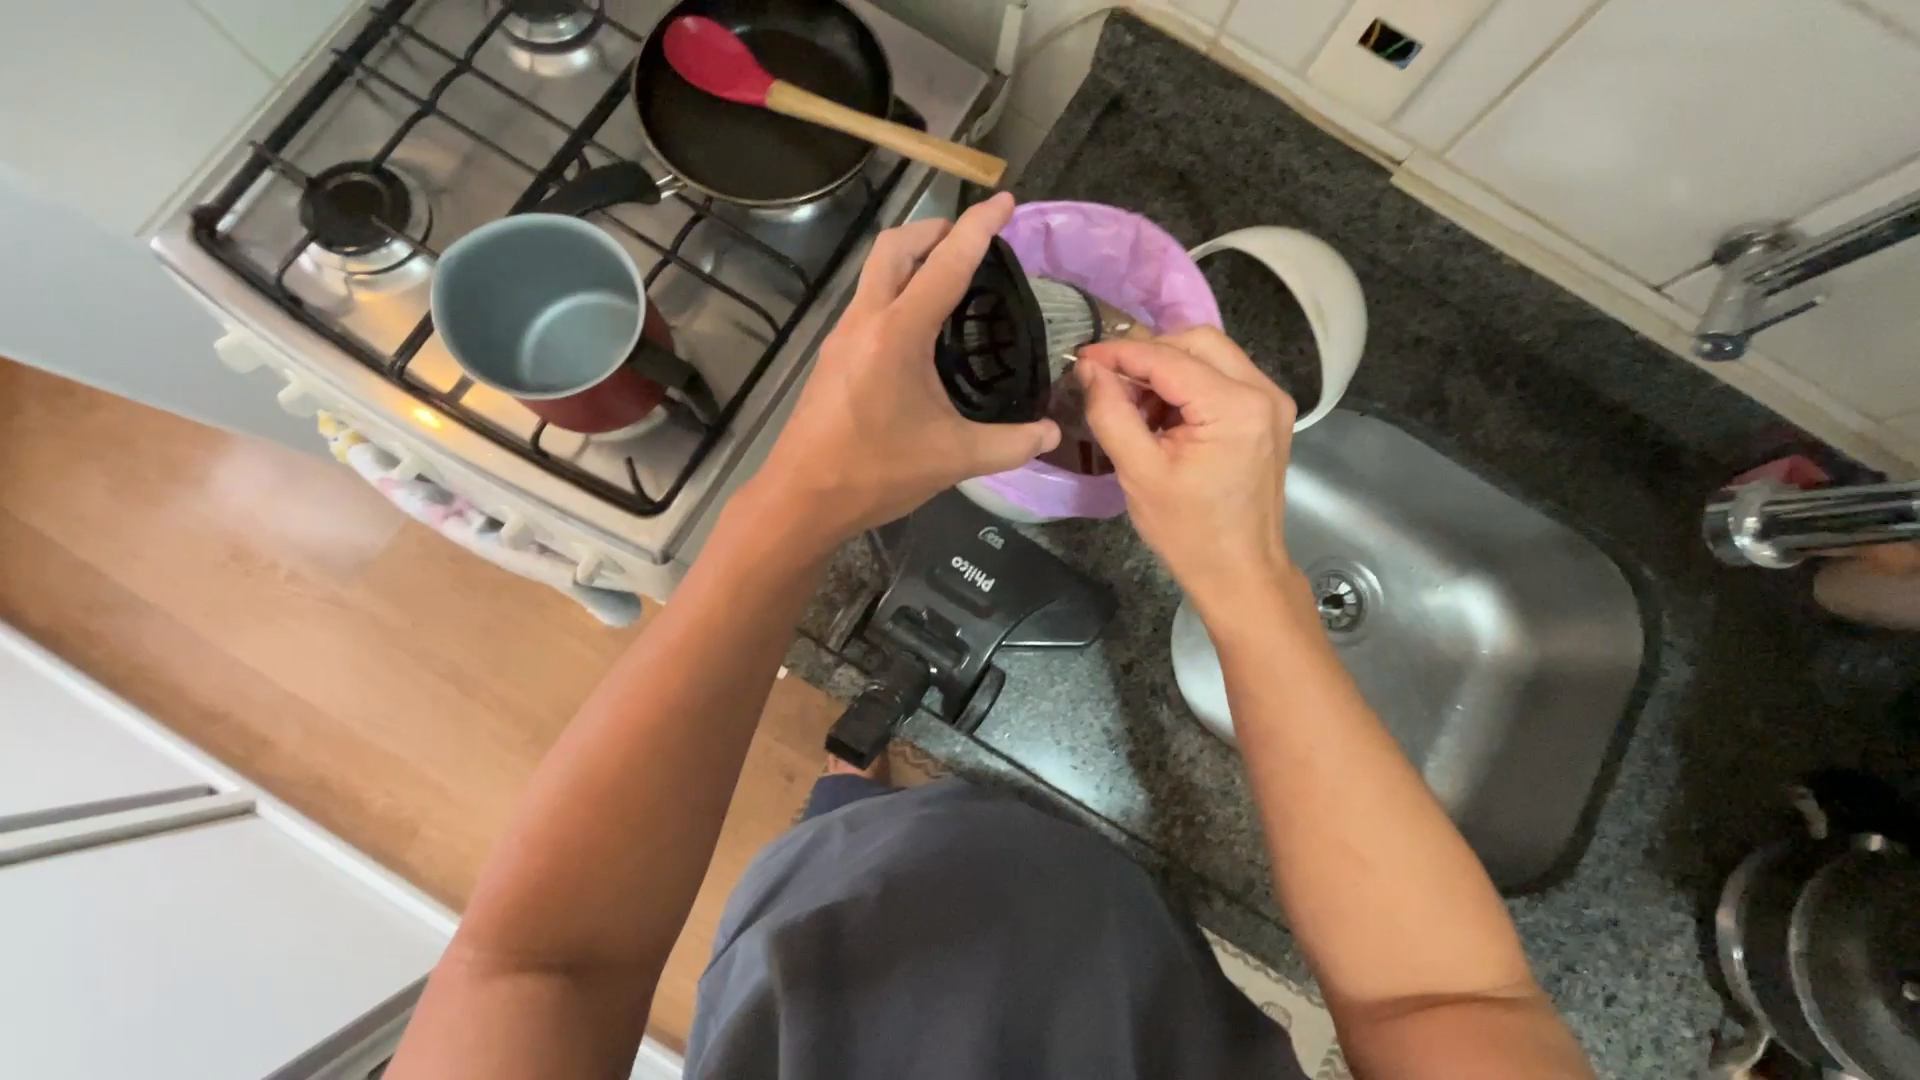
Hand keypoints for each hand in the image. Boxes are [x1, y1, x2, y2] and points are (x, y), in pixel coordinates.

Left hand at [743, 193, 1058, 551]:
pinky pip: (868, 302)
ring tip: (950, 277)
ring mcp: (842, 337)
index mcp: (899, 332)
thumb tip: (1051, 435)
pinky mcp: (832, 357)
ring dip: (911, 258)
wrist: (803, 498)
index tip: (1005, 202)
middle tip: (972, 240)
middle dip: (936, 230)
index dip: (980, 228)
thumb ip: (1010, 444)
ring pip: (875, 272)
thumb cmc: (876, 473)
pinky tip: (918, 326)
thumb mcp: (954, 459)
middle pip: (896, 247)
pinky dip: (896, 291)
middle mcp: (866, 321)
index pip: (946, 263)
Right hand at [1077, 328, 1296, 613]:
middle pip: (1197, 342)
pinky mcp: (1268, 415)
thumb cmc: (1187, 531)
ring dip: (1167, 370)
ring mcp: (1271, 402)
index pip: (1168, 358)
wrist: (1239, 571)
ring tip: (1135, 408)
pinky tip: (1163, 417)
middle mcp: (1262, 392)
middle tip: (1112, 386)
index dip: (1120, 353)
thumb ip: (1111, 413)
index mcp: (1234, 407)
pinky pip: (1222, 378)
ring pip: (1211, 355)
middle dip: (1148, 356)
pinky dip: (1187, 386)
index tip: (1082, 357)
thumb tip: (1090, 369)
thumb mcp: (1138, 472)